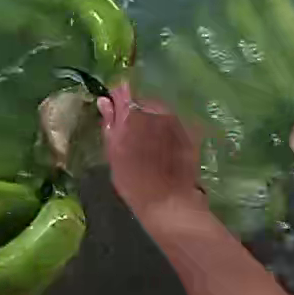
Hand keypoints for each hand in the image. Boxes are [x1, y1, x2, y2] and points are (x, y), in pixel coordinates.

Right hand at [96, 82, 206, 218]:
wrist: (168, 200)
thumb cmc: (133, 181)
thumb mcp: (114, 153)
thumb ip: (110, 124)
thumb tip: (104, 101)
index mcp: (132, 114)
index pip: (123, 94)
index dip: (119, 101)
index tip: (116, 111)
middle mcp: (155, 111)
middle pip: (143, 102)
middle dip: (137, 113)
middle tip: (133, 134)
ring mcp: (174, 120)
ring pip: (159, 111)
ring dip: (153, 121)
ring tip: (149, 143)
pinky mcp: (189, 130)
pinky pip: (173, 122)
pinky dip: (167, 130)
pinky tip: (165, 148)